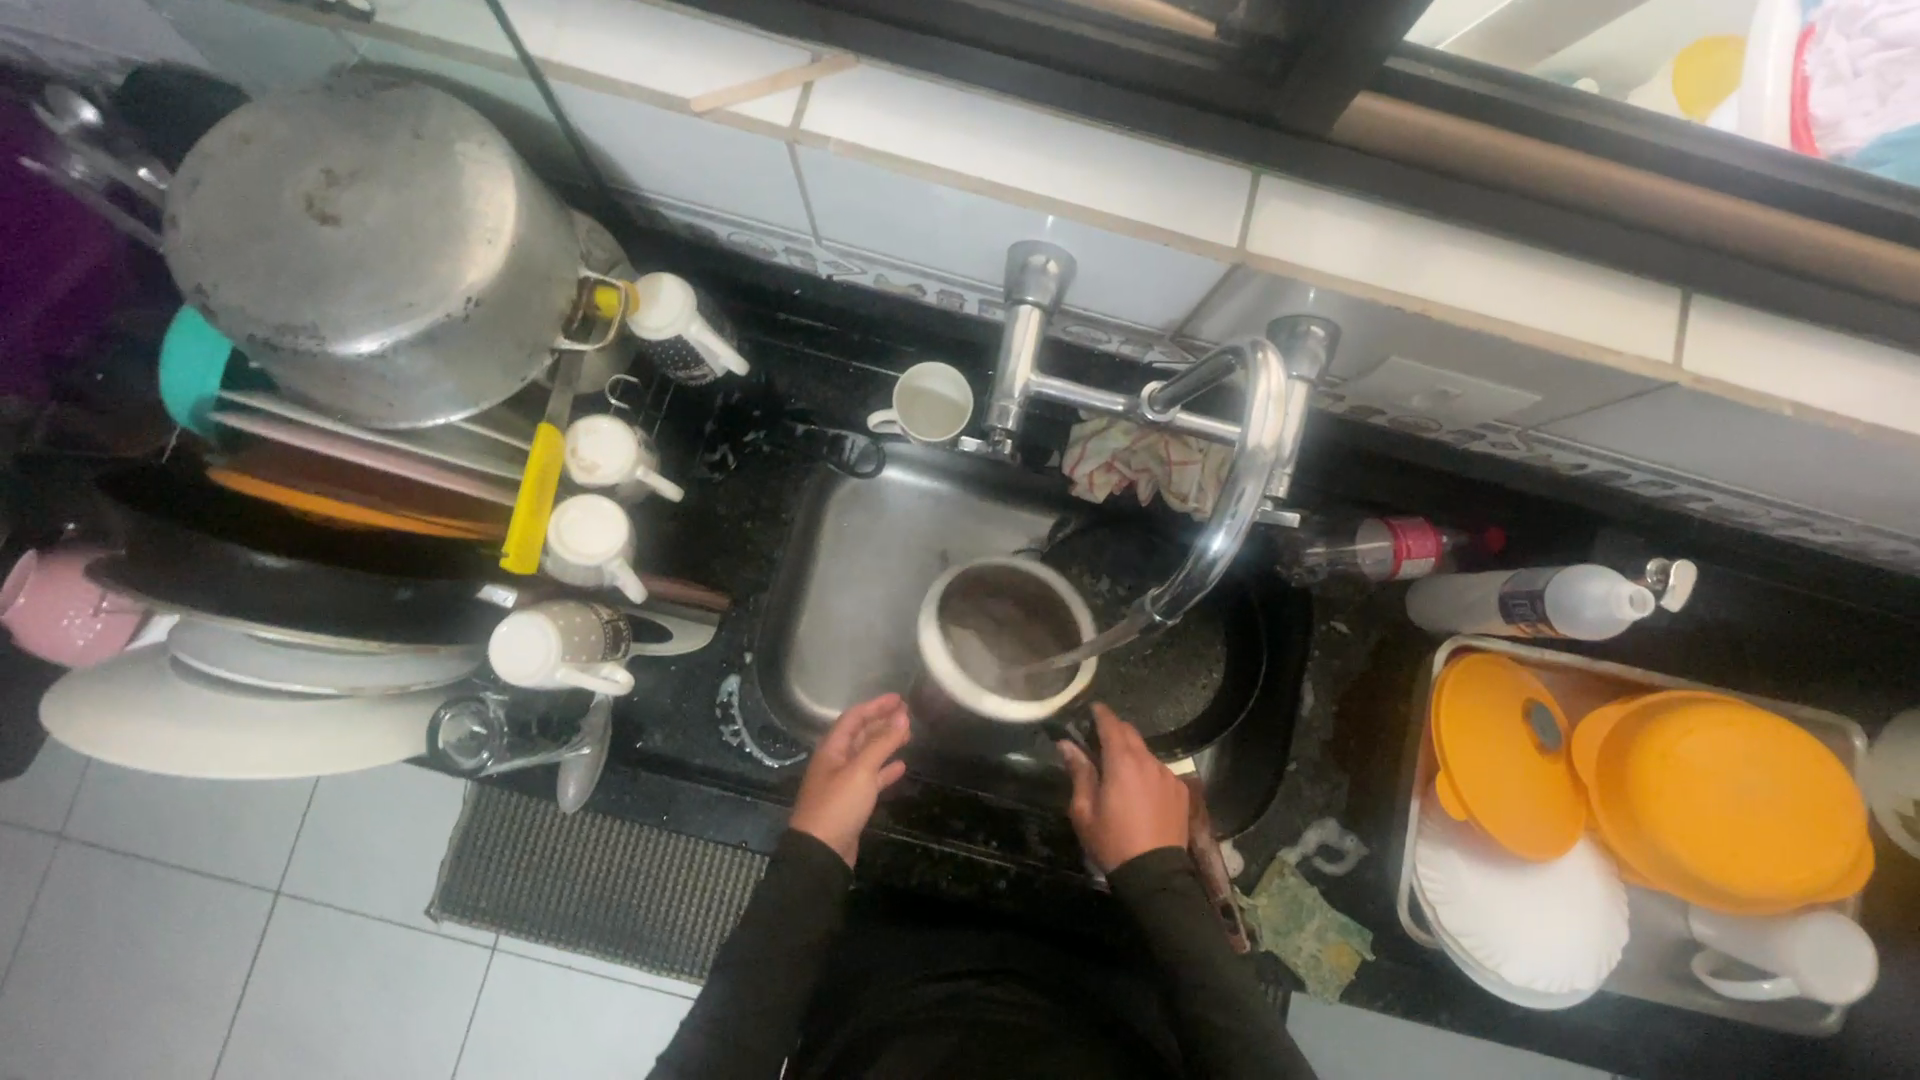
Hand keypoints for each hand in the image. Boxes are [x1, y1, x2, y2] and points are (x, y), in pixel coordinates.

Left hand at [790, 693, 912, 866]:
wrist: (821, 853)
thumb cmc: (837, 806)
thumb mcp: (861, 771)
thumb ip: (882, 743)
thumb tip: (902, 717)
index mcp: (832, 749)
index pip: (854, 718)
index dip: (876, 706)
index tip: (899, 699)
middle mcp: (835, 762)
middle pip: (860, 735)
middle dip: (882, 723)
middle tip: (906, 715)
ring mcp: (843, 782)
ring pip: (867, 756)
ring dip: (885, 744)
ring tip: (908, 736)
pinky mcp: (851, 802)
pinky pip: (870, 779)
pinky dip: (885, 771)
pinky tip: (901, 767)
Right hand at [1058, 703, 1188, 873]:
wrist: (1155, 875)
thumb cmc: (1112, 842)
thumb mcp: (1084, 810)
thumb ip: (1078, 772)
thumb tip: (1066, 745)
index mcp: (1122, 762)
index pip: (1111, 725)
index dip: (1100, 713)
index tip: (1091, 709)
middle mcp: (1148, 761)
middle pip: (1130, 734)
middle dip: (1114, 731)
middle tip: (1098, 739)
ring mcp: (1168, 776)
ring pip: (1146, 753)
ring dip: (1131, 754)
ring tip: (1120, 772)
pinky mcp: (1181, 791)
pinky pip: (1160, 771)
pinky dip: (1147, 772)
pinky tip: (1141, 792)